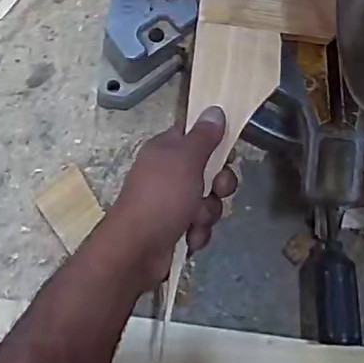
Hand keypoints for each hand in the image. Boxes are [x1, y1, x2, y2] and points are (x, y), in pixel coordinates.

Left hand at [101, 107, 239, 295]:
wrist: (134, 252)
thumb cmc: (161, 197)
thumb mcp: (186, 159)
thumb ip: (204, 135)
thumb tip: (214, 110)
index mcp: (166, 150)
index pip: (196, 135)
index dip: (215, 142)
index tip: (229, 151)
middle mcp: (168, 173)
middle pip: (209, 169)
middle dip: (219, 184)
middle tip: (217, 189)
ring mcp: (170, 202)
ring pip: (208, 199)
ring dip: (208, 212)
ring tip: (196, 221)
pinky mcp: (174, 227)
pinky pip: (200, 223)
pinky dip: (198, 231)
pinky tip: (189, 237)